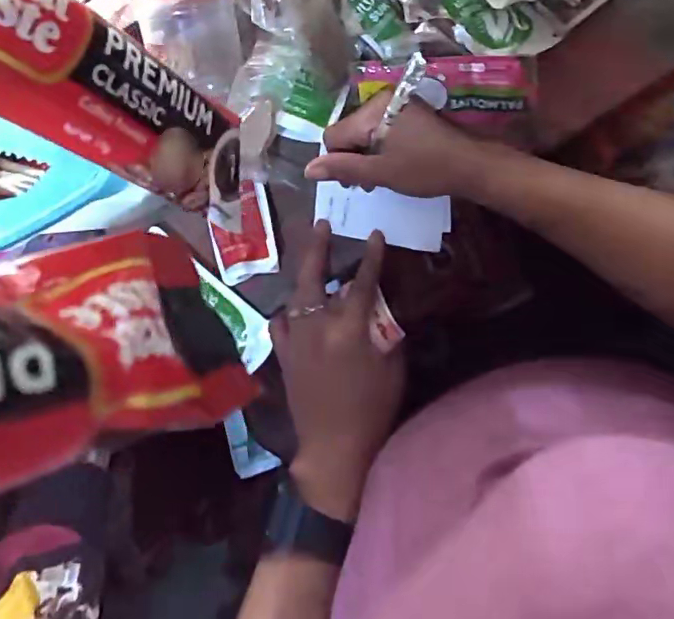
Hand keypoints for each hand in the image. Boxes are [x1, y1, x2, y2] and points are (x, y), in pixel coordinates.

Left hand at [274, 220, 404, 521]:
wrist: (335, 449)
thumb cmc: (374, 406)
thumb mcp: (392, 364)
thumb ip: (385, 331)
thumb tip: (381, 309)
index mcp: (349, 329)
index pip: (363, 281)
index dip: (372, 256)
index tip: (376, 234)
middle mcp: (317, 328)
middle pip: (312, 277)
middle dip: (317, 247)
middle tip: (321, 224)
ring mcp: (295, 342)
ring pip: (293, 297)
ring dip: (302, 276)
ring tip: (309, 261)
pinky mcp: (283, 359)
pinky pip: (281, 325)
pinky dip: (288, 312)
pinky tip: (295, 309)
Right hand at [304, 95, 493, 198]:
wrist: (471, 164)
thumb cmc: (426, 169)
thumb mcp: (381, 173)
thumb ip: (344, 168)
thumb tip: (307, 169)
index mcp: (374, 110)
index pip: (334, 135)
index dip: (337, 161)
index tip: (354, 182)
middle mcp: (383, 99)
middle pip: (349, 130)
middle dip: (353, 157)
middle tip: (368, 183)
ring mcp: (399, 103)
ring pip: (365, 131)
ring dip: (367, 154)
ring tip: (381, 176)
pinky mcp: (410, 111)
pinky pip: (382, 127)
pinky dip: (381, 146)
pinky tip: (392, 163)